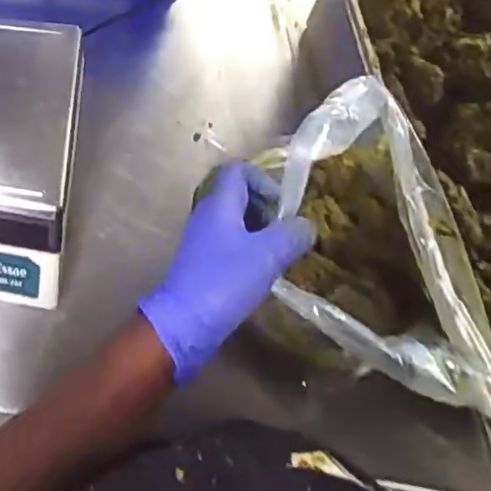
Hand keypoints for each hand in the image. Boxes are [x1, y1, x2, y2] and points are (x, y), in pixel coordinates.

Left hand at [138, 163, 314, 381]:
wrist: (184, 320)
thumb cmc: (225, 280)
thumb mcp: (266, 256)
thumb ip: (290, 235)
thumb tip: (306, 224)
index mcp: (219, 202)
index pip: (238, 170)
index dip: (263, 180)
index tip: (283, 207)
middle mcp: (207, 211)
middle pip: (238, 192)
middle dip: (265, 207)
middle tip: (285, 232)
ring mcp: (202, 235)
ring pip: (235, 217)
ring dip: (259, 229)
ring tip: (278, 253)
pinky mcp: (202, 257)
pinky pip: (229, 239)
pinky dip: (248, 246)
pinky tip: (261, 269)